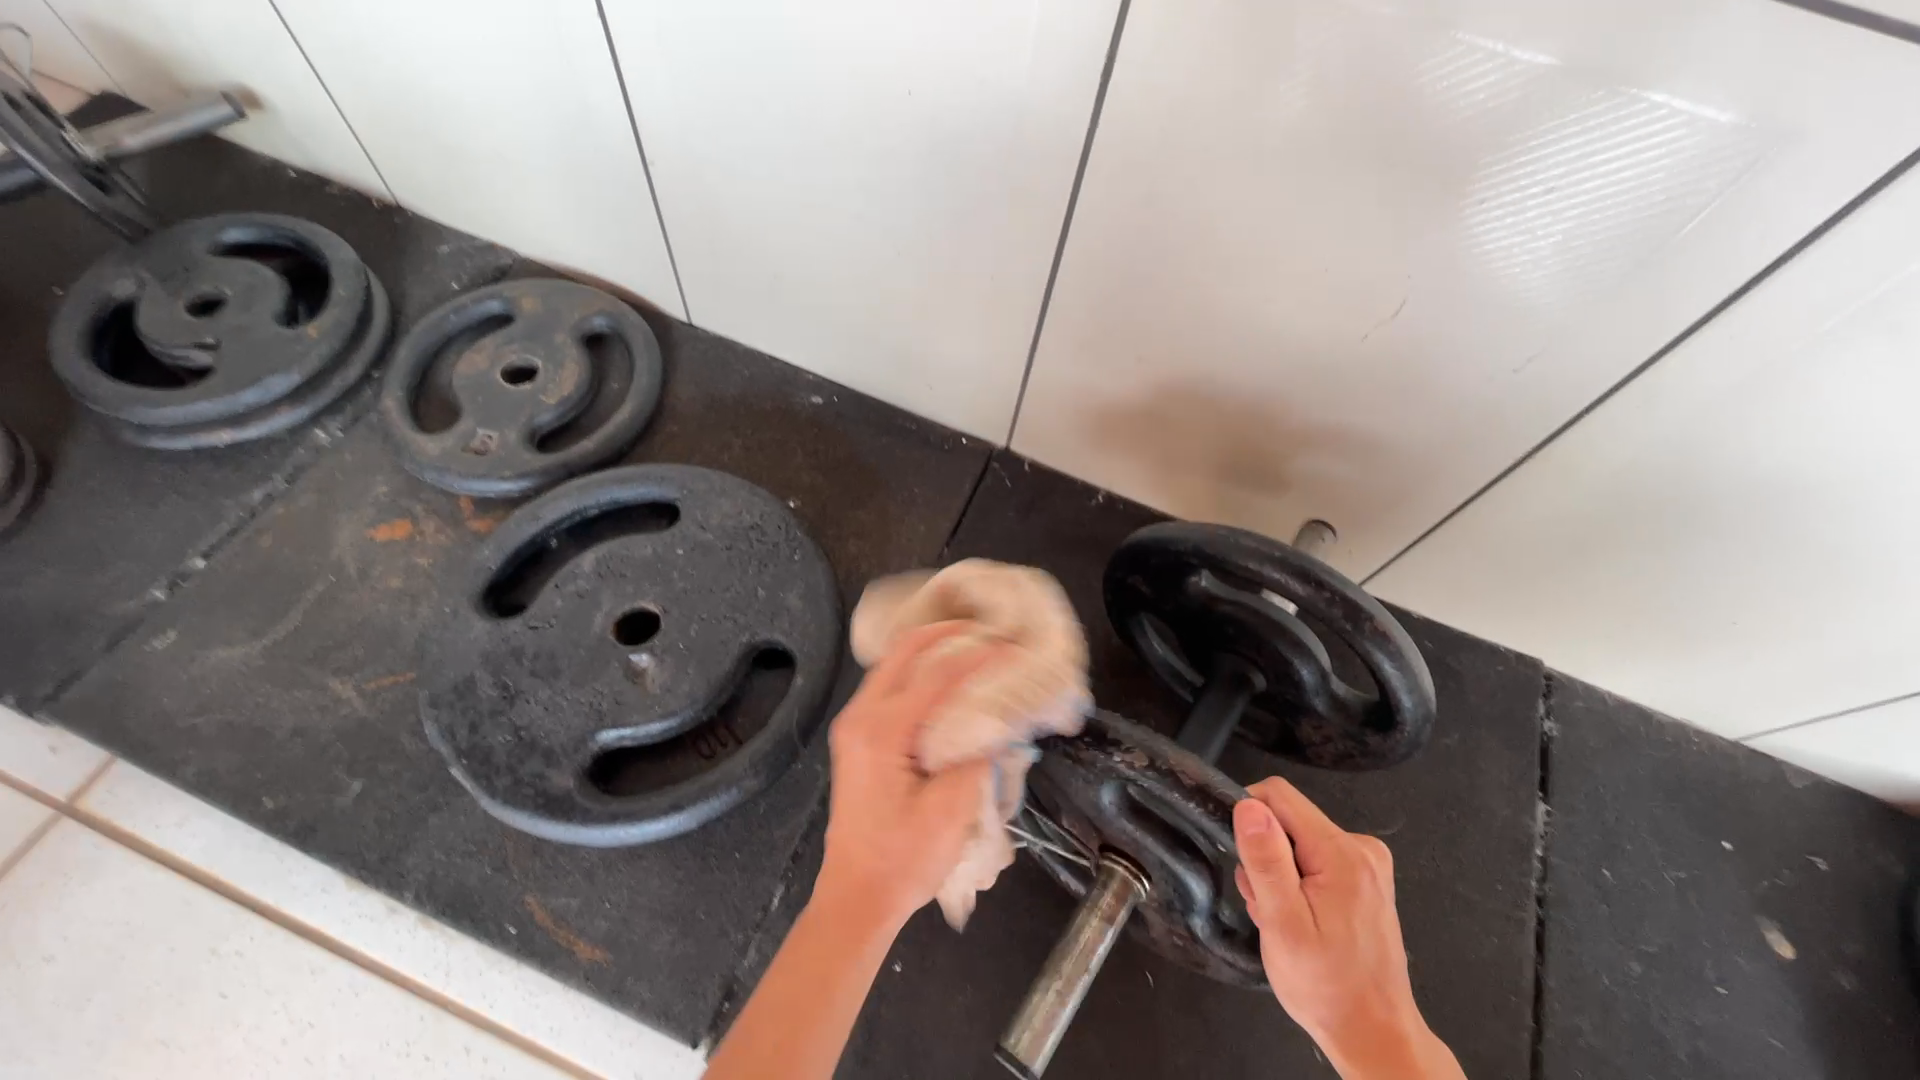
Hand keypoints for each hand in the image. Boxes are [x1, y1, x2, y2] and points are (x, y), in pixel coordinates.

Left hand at [817, 621, 1001, 930]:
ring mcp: (854, 726)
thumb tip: (999, 716)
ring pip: (894, 665)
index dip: (980, 655)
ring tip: (977, 649)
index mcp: (883, 731)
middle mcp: (861, 717)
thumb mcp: (953, 808)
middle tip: (991, 632)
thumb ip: (977, 752)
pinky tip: (950, 681)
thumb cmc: (905, 860)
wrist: (858, 896)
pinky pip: (890, 686)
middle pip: (905, 651)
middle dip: (949, 634)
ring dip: (934, 650)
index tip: (1015, 646)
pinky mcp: (859, 738)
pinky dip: (921, 673)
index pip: (938, 674)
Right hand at [1234, 776, 1463, 1079]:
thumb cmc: (1324, 985)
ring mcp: (1367, 864)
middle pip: (1287, 820)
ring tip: (1285, 922)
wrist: (1374, 1035)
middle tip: (1267, 908)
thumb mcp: (1283, 924)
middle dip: (1265, 858)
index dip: (1248, 818)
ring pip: (1296, 842)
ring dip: (1279, 876)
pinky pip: (1313, 859)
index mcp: (1342, 852)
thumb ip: (1266, 861)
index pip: (1278, 796)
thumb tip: (1248, 805)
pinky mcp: (1365, 879)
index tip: (1244, 862)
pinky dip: (1298, 885)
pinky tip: (1302, 922)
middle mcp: (1361, 847)